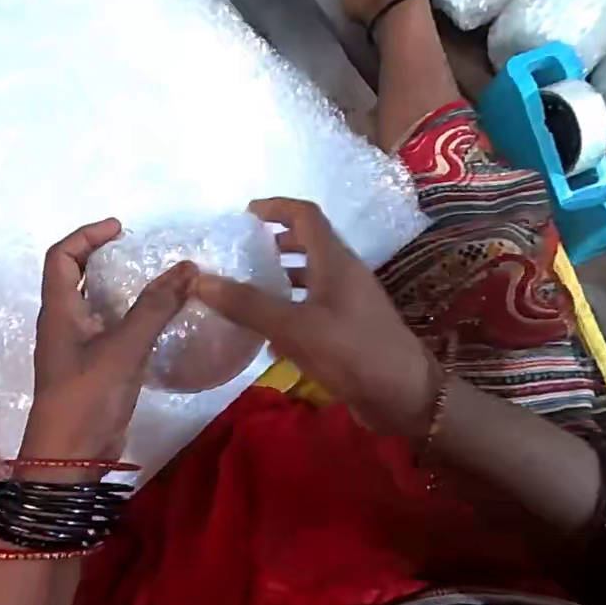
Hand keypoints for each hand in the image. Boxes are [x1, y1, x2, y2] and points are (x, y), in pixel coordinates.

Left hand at [21, 218, 196, 464]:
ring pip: (95, 305)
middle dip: (104, 258)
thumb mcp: (123, 349)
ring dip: (121, 289)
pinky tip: (159, 322)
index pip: (61, 256)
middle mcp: (64, 324)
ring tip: (157, 281)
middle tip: (139, 252)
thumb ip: (154, 308)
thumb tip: (187, 268)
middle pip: (76, 276)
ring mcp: (78, 349)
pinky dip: (131, 318)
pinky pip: (110, 331)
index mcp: (59, 311)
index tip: (120, 229)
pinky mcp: (94, 369)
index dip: (86, 235)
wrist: (71, 457)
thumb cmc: (87, 397)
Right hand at [194, 198, 438, 437]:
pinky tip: (269, 335)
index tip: (246, 214)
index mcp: (335, 261)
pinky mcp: (350, 330)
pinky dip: (291, 310)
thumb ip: (248, 304)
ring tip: (248, 291)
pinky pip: (315, 308)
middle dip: (276, 243)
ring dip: (282, 278)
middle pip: (309, 244)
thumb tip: (201, 281)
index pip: (306, 215)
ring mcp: (350, 303)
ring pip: (312, 278)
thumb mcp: (294, 327)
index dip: (276, 207)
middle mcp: (344, 275)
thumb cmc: (352, 353)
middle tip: (243, 254)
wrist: (403, 396)